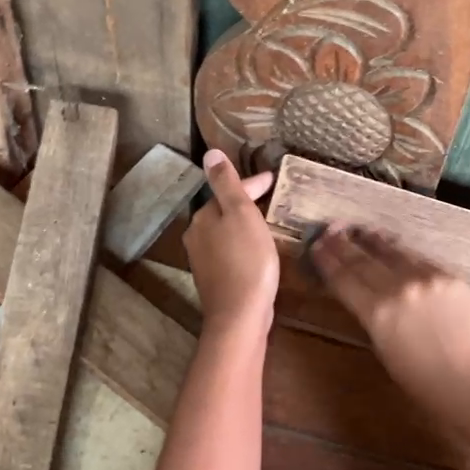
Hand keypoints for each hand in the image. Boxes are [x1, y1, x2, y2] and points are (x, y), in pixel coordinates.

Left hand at [183, 149, 277, 331]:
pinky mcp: (215, 281)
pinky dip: (243, 246)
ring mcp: (204, 261)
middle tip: (271, 199)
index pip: (227, 191)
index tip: (273, 179)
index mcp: (203, 218)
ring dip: (242, 226)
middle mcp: (196, 237)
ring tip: (265, 223)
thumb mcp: (241, 215)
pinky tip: (257, 252)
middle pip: (222, 211)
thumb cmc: (246, 261)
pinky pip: (229, 253)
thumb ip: (226, 184)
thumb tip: (209, 154)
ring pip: (224, 233)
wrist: (239, 315)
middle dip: (243, 204)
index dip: (252, 184)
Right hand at [310, 227, 469, 420]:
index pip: (344, 279)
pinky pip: (419, 259)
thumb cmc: (423, 382)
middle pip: (363, 261)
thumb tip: (363, 296)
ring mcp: (426, 278)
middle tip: (328, 233)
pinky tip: (393, 246)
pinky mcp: (448, 275)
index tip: (316, 247)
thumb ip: (372, 317)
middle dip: (343, 246)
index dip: (327, 261)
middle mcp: (398, 288)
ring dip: (371, 241)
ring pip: (392, 253)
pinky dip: (401, 252)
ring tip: (357, 231)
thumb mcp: (384, 350)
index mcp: (377, 313)